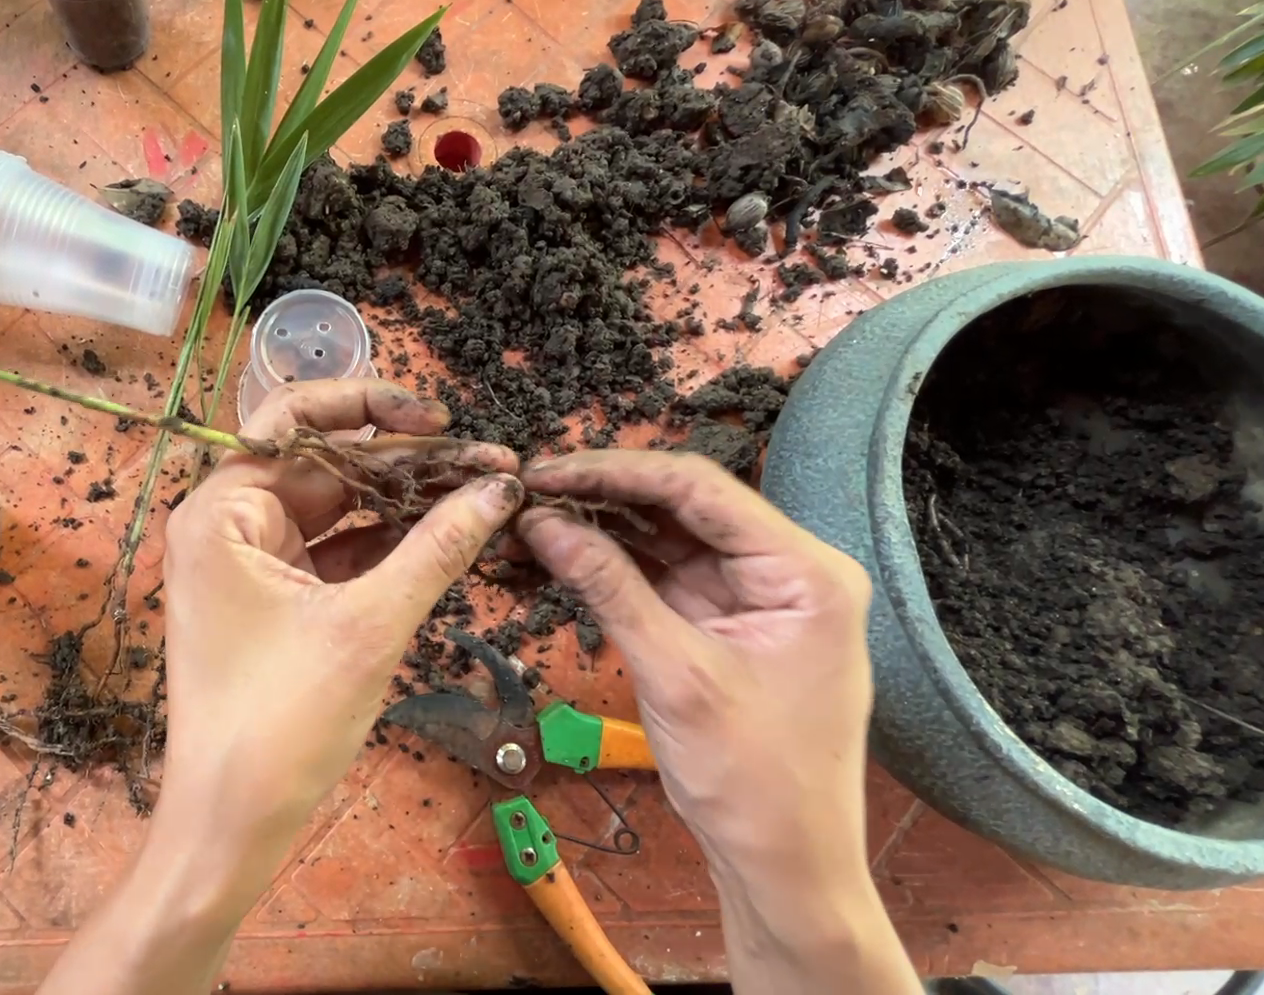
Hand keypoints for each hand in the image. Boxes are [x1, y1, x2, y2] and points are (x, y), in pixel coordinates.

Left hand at [37, 380, 523, 994]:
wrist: (232, 825)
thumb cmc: (283, 720)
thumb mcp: (368, 625)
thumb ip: (436, 548)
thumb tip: (501, 489)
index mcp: (223, 508)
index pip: (293, 418)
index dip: (367, 404)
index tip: (435, 416)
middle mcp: (230, 521)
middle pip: (325, 464)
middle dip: (404, 462)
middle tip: (485, 463)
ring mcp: (253, 560)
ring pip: (337, 508)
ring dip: (403, 504)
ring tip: (479, 493)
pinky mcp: (277, 597)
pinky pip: (337, 552)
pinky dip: (387, 546)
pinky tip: (447, 535)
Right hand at [518, 452, 914, 994]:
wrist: (781, 861)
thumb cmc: (752, 777)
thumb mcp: (674, 673)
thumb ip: (608, 586)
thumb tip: (540, 524)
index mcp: (803, 571)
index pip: (700, 489)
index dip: (616, 472)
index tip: (547, 472)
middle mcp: (781, 567)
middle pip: (678, 504)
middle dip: (600, 496)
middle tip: (529, 492)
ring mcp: (746, 590)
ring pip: (660, 534)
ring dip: (596, 527)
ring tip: (530, 519)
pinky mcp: (715, 615)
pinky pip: (653, 572)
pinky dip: (604, 564)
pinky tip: (555, 552)